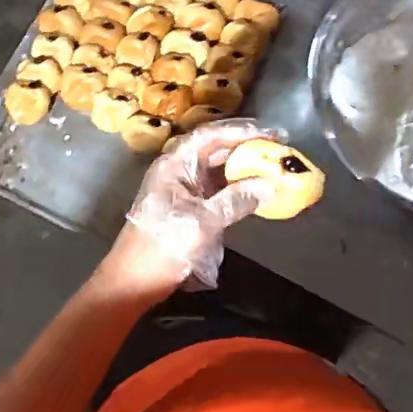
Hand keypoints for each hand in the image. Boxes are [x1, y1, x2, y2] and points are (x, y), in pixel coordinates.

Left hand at [112, 119, 280, 292]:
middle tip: (277, 147)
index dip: (240, 131)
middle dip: (245, 147)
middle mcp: (177, 171)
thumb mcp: (202, 222)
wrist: (134, 280)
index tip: (270, 133)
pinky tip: (257, 190)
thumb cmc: (162, 246)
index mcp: (174, 166)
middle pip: (214, 150)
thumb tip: (270, 184)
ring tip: (272, 165)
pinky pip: (216, 189)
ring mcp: (182, 189)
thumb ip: (236, 201)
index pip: (209, 136)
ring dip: (243, 167)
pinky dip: (236, 187)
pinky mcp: (188, 208)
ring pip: (217, 170)